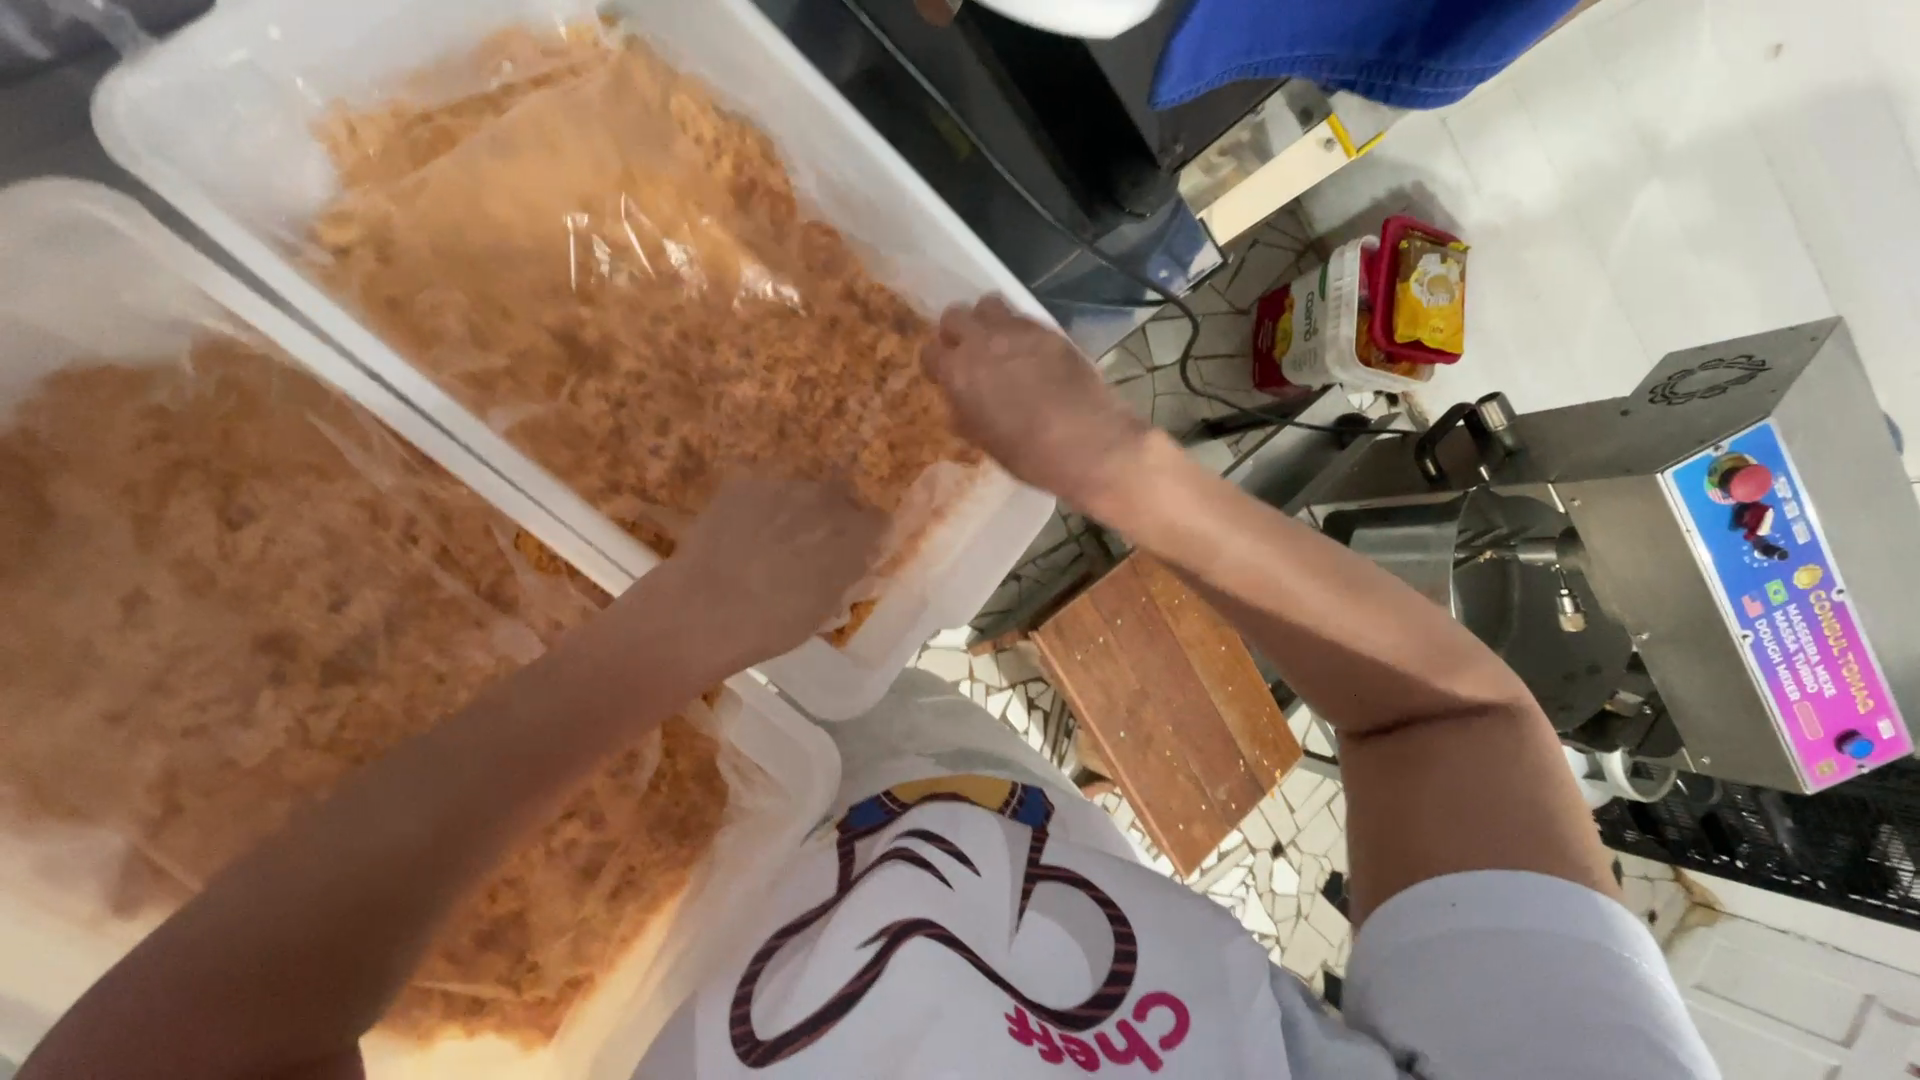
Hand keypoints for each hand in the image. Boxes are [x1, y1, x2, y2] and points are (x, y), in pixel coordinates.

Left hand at [650, 474, 886, 668]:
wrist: (703, 610)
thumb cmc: (773, 624)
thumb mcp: (823, 610)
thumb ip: (847, 580)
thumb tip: (857, 569)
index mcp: (854, 534)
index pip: (879, 522)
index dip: (867, 539)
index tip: (853, 557)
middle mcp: (825, 499)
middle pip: (842, 496)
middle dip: (834, 518)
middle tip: (812, 548)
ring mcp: (782, 486)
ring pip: (801, 491)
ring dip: (796, 511)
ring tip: (771, 542)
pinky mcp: (743, 485)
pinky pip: (763, 492)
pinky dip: (760, 509)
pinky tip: (741, 537)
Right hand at [921, 297, 1150, 508]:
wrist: (1088, 443)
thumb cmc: (1029, 454)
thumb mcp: (984, 441)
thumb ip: (965, 413)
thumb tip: (959, 402)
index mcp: (958, 373)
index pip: (930, 352)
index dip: (936, 364)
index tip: (944, 375)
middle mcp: (982, 342)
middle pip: (955, 315)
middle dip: (956, 332)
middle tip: (969, 353)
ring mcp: (1018, 331)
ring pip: (988, 304)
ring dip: (987, 320)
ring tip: (998, 343)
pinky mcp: (1049, 330)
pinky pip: (1022, 317)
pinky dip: (1018, 329)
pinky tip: (1030, 352)